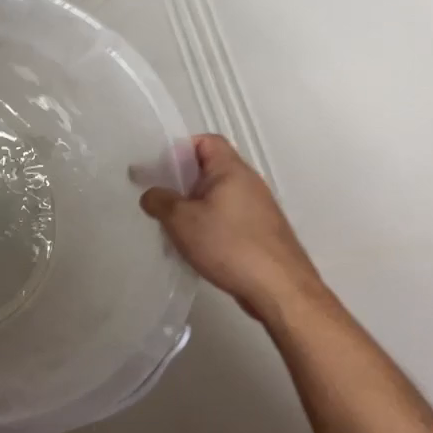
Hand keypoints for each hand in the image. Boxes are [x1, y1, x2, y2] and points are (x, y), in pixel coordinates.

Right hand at [139, 134, 323, 320]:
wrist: (281, 291)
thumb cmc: (229, 245)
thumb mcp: (181, 220)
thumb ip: (159, 200)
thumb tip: (152, 195)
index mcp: (232, 170)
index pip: (206, 141)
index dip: (180, 148)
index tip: (159, 169)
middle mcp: (249, 184)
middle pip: (209, 170)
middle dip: (181, 182)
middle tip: (158, 198)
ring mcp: (259, 210)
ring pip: (217, 197)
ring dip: (193, 207)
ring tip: (172, 226)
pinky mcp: (262, 234)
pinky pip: (228, 218)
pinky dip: (209, 225)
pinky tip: (195, 246)